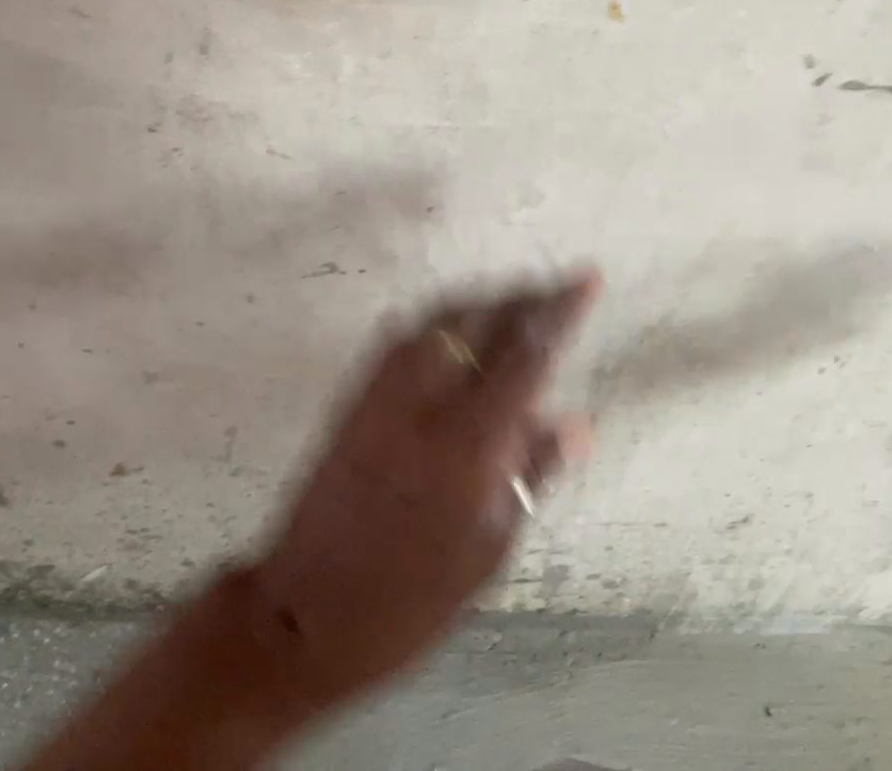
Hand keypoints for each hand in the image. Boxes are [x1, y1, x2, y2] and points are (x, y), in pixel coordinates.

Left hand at [251, 273, 600, 708]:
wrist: (305, 612)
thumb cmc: (411, 600)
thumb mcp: (488, 551)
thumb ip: (530, 475)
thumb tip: (576, 422)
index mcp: (467, 444)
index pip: (525, 356)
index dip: (559, 311)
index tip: (585, 278)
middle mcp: (422, 404)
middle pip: (479, 322)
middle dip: (522, 294)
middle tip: (556, 285)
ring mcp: (379, 396)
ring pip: (436, 320)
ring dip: (480, 300)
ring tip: (514, 299)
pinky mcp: (350, 401)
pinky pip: (400, 339)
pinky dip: (437, 319)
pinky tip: (452, 327)